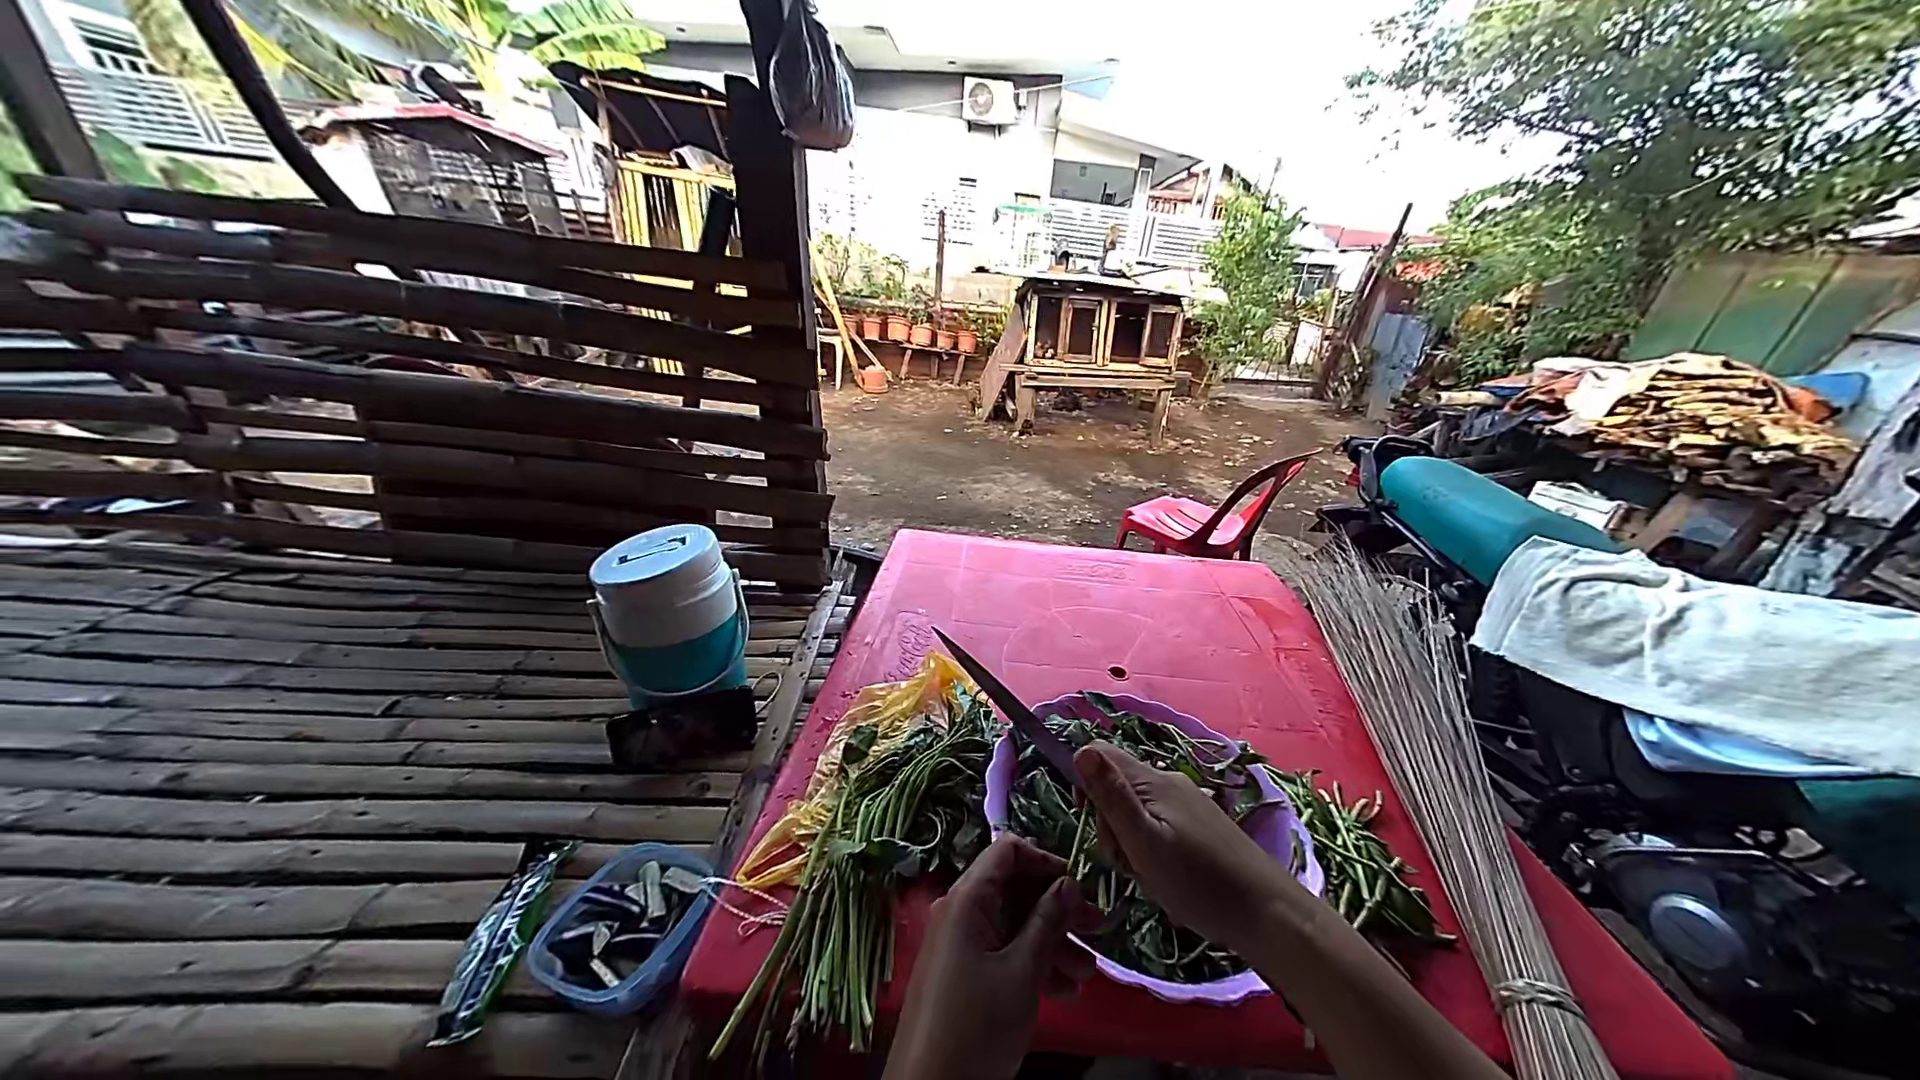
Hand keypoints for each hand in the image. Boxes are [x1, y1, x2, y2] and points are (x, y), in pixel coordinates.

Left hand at [883, 835, 1094, 1079]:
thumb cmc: (976, 1025)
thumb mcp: (1021, 972)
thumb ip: (1047, 922)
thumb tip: (1069, 882)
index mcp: (967, 899)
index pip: (1007, 851)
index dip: (1045, 861)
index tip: (1080, 885)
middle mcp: (961, 912)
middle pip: (1015, 889)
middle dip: (1058, 908)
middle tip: (1099, 928)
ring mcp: (961, 943)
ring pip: (1014, 924)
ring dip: (1052, 942)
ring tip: (1086, 972)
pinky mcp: (964, 973)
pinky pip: (1003, 951)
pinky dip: (1033, 963)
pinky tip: (1063, 990)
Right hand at [1075, 740, 1302, 951]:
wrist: (1271, 915)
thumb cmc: (1199, 884)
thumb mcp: (1143, 843)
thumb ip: (1111, 796)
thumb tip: (1081, 750)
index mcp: (1151, 780)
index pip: (1098, 752)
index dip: (1085, 783)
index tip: (1092, 823)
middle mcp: (1169, 781)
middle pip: (1116, 784)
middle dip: (1109, 821)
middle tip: (1127, 862)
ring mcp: (1188, 801)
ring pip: (1137, 807)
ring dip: (1130, 838)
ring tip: (1149, 874)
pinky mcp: (1201, 823)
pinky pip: (1159, 821)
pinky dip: (1152, 845)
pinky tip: (1167, 875)